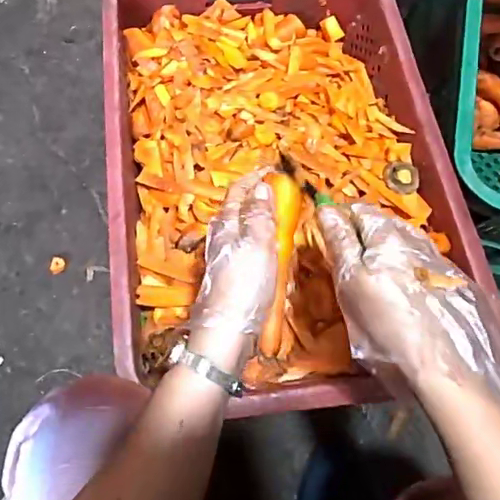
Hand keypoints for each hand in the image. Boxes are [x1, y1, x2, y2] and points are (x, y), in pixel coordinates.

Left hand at [186, 169, 280, 369]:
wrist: (227, 330)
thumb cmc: (244, 283)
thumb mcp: (257, 243)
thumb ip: (258, 214)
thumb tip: (261, 186)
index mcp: (225, 223)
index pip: (238, 190)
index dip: (254, 177)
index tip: (273, 169)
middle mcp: (220, 235)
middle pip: (237, 206)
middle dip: (255, 193)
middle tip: (279, 188)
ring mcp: (223, 254)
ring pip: (240, 224)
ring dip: (257, 214)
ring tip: (278, 211)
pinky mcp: (229, 272)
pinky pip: (244, 243)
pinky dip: (257, 235)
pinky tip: (268, 244)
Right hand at [316, 203, 499, 399]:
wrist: (452, 375)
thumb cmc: (387, 331)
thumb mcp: (351, 287)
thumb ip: (339, 244)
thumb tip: (326, 209)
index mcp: (388, 237)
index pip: (359, 211)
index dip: (342, 219)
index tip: (330, 236)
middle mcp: (420, 242)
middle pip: (388, 225)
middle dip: (368, 234)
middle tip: (353, 260)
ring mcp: (446, 265)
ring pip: (411, 245)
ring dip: (394, 252)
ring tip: (383, 276)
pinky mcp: (465, 289)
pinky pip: (431, 268)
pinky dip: (417, 273)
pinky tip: (415, 298)